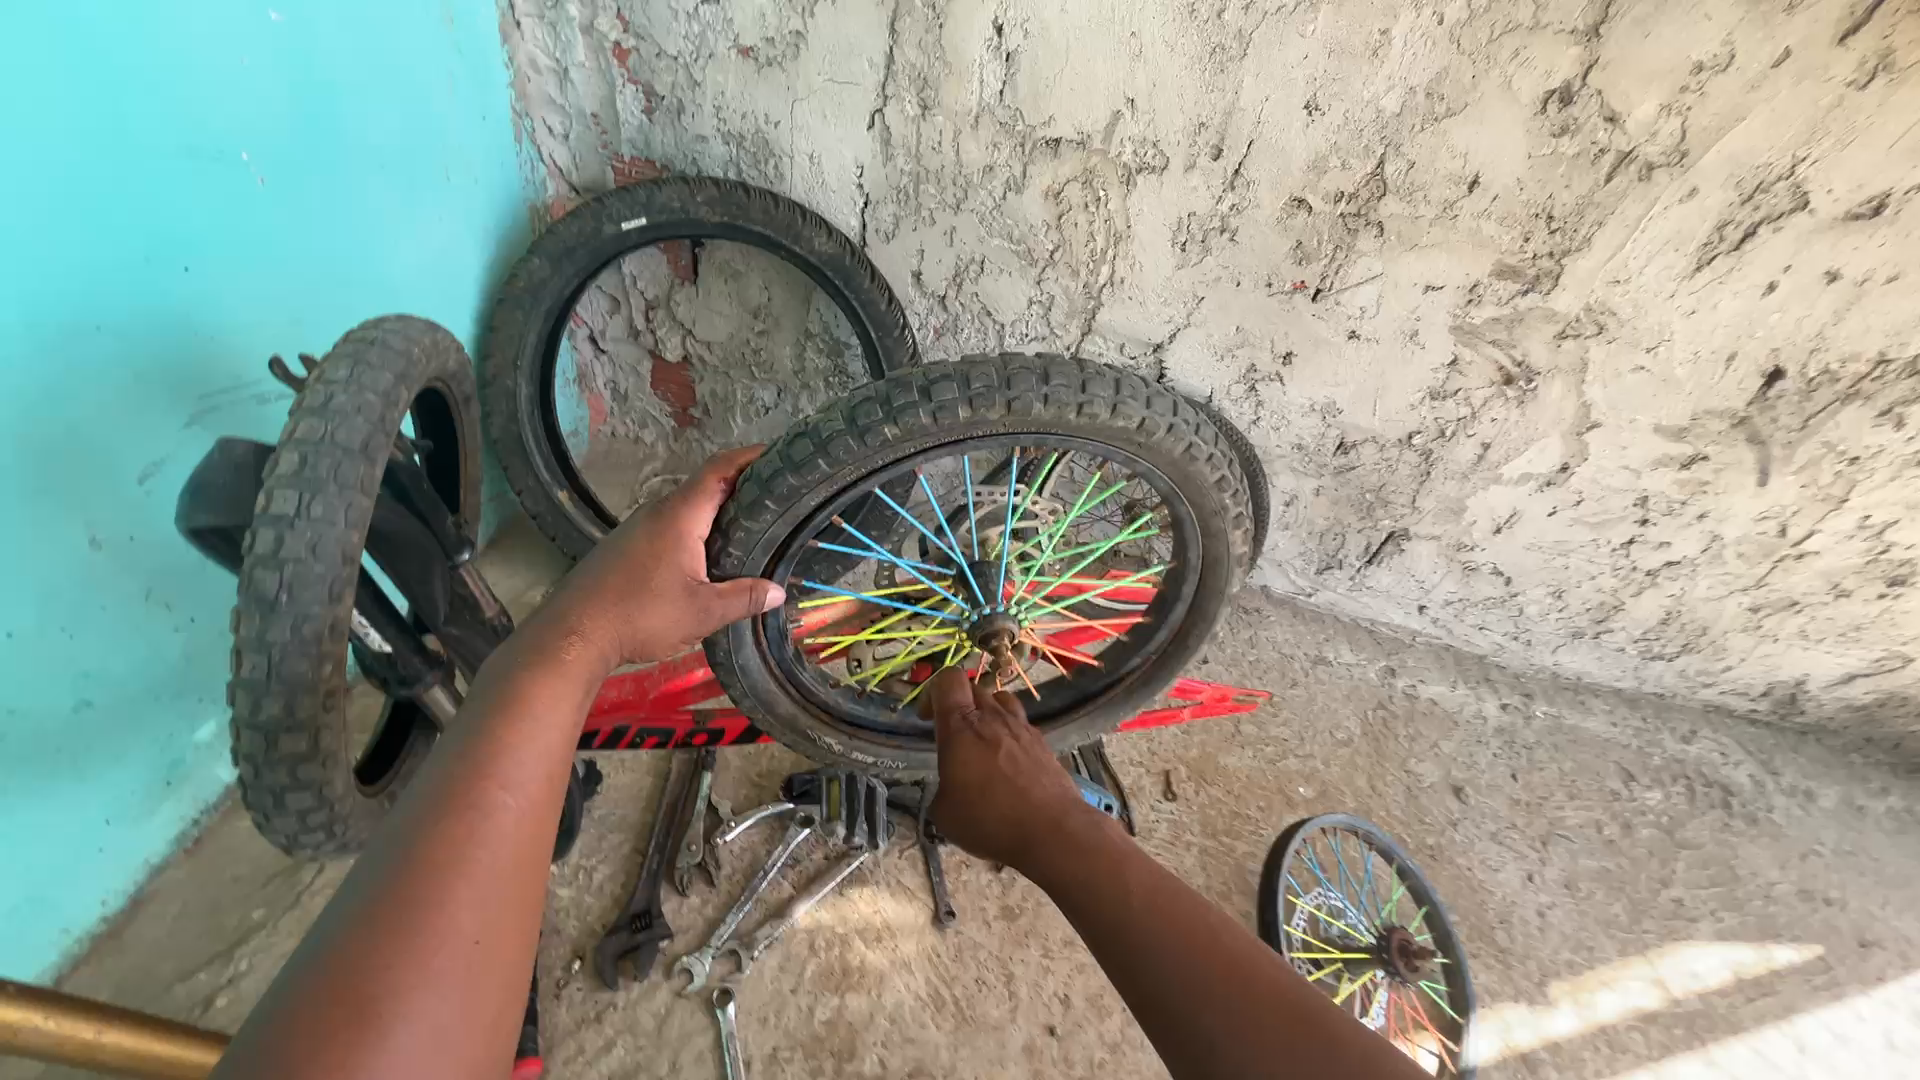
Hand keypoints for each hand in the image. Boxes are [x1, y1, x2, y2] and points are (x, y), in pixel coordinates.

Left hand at [529, 446, 785, 670]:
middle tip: (777, 494)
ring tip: (753, 523)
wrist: (572, 634)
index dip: (748, 457)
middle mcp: (658, 512)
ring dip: (718, 510)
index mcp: (679, 516)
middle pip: (705, 486)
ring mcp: (638, 527)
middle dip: (742, 485)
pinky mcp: (627, 545)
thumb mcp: (702, 612)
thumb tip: (778, 592)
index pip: (719, 470)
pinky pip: (671, 524)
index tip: (777, 453)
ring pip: (687, 508)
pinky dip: (698, 527)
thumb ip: (744, 598)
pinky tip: (710, 552)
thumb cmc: (640, 615)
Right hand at [921, 667, 1100, 870]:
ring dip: (987, 714)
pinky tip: (1009, 763)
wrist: (1050, 829)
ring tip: (983, 743)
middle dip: (959, 704)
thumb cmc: (989, 819)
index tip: (927, 718)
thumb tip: (950, 789)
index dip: (933, 691)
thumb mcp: (945, 813)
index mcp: (961, 726)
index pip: (948, 680)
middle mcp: (992, 717)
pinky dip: (1010, 734)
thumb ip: (942, 789)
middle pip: (973, 688)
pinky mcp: (1042, 742)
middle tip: (953, 736)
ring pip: (1000, 701)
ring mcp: (1021, 727)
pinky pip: (1020, 724)